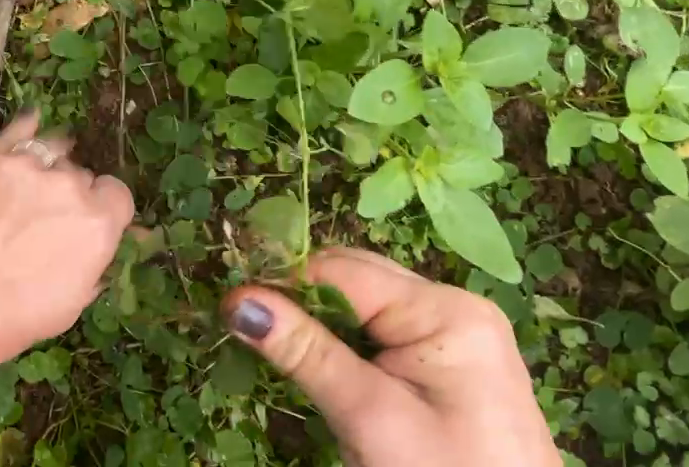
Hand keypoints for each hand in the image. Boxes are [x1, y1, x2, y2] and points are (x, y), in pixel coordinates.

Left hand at [0, 112, 133, 386]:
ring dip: (43, 164)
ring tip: (27, 180)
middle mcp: (64, 185)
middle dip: (65, 192)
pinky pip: (11, 133)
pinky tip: (27, 124)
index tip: (86, 219)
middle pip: (76, 175)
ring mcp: (20, 164)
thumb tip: (99, 245)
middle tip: (40, 217)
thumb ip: (91, 264)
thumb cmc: (6, 320)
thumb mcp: (67, 305)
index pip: (116, 195)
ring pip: (46, 150)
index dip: (102, 207)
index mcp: (95, 225)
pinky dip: (21, 131)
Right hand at [221, 248, 560, 466]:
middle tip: (251, 330)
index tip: (233, 309)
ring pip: (359, 302)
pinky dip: (343, 341)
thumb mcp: (369, 417)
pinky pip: (379, 329)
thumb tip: (235, 300)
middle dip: (299, 300)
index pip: (339, 271)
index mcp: (444, 310)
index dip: (282, 284)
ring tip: (283, 350)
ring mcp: (455, 332)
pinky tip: (324, 367)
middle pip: (349, 278)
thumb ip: (304, 351)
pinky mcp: (449, 360)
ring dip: (317, 322)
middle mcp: (451, 305)